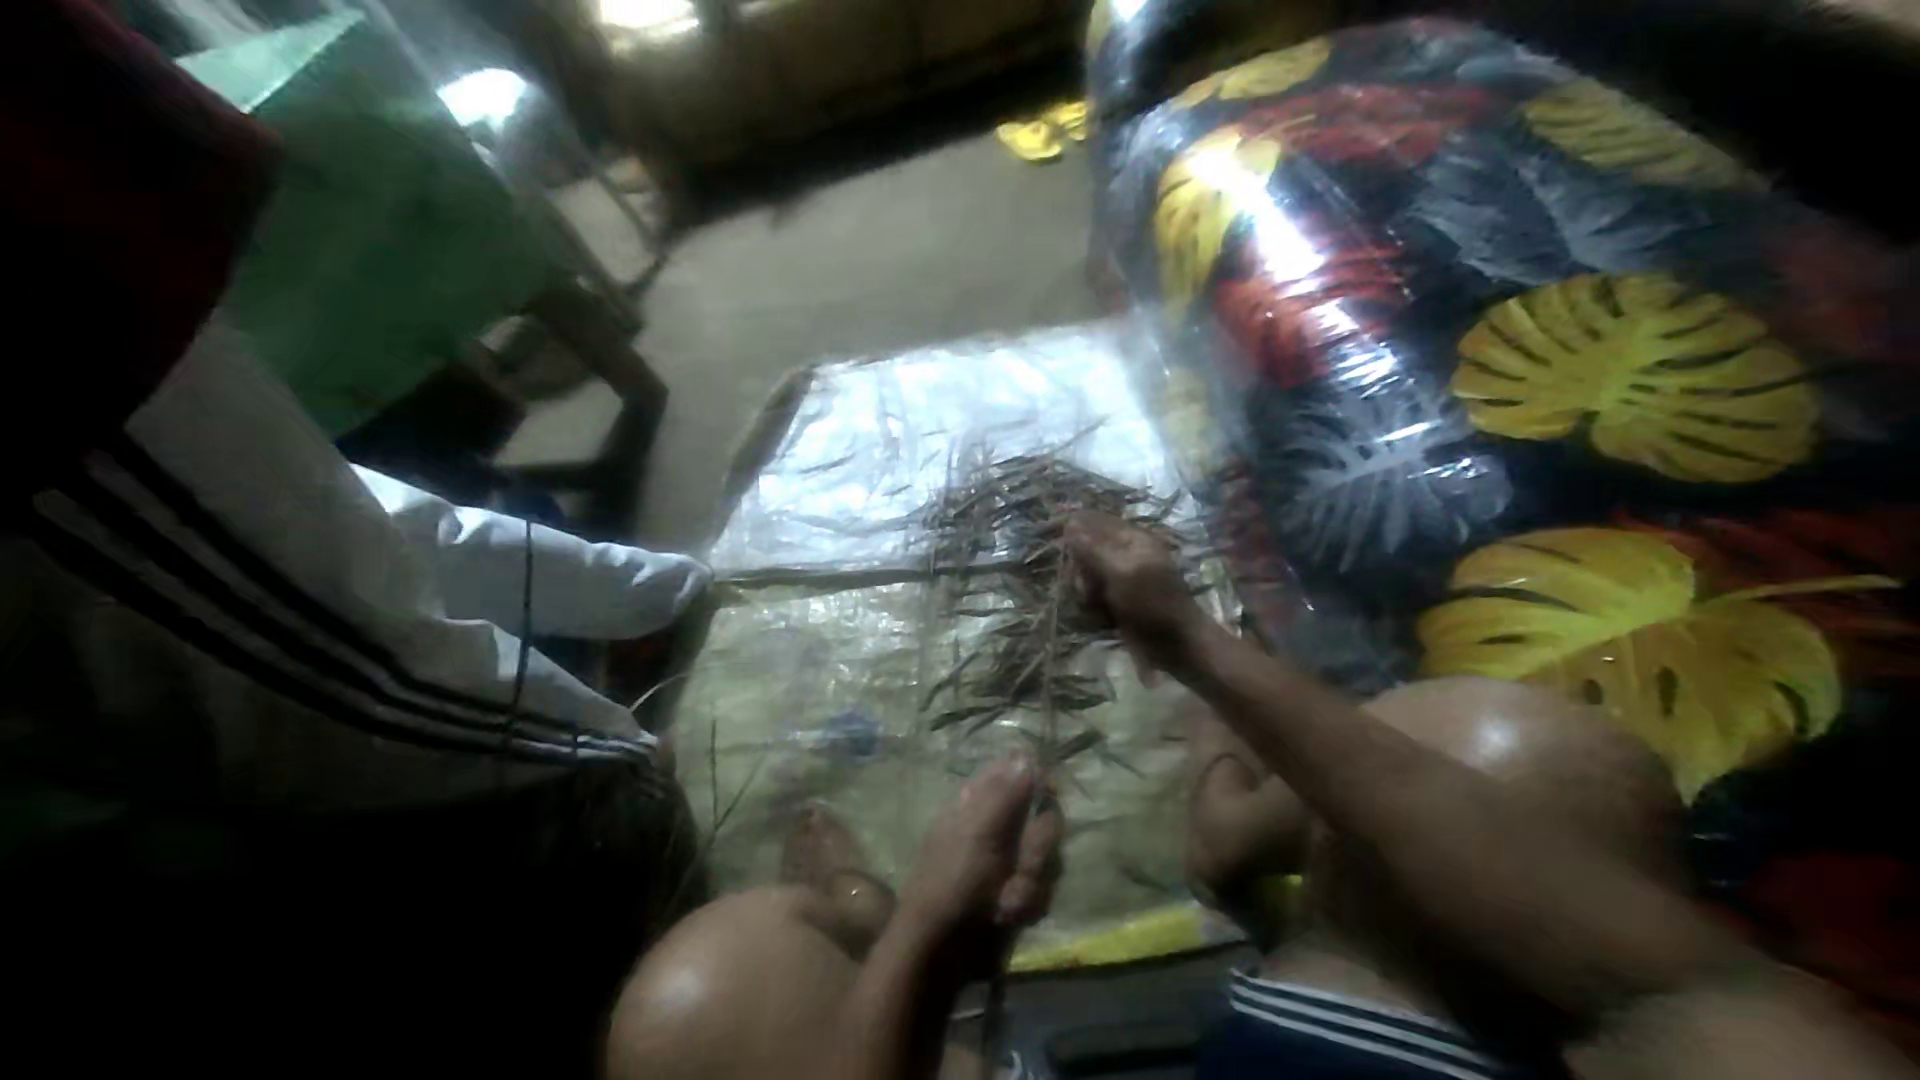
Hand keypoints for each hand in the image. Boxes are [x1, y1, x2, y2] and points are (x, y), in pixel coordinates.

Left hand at [896, 754, 1062, 945]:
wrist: (939, 950)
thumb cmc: (951, 881)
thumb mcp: (976, 832)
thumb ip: (1003, 793)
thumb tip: (1025, 754)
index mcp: (979, 804)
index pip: (1019, 776)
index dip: (1039, 784)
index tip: (1050, 794)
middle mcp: (999, 828)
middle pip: (1043, 820)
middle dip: (1036, 849)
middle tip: (1019, 869)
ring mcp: (1010, 862)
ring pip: (1047, 858)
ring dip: (1029, 883)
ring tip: (1005, 902)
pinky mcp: (1018, 893)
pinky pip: (1042, 889)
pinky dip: (1025, 904)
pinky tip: (1006, 915)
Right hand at [1063, 510, 1209, 682]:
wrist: (1177, 646)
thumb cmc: (1152, 603)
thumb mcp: (1121, 571)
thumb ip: (1093, 547)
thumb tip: (1069, 522)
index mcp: (1132, 538)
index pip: (1093, 522)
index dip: (1075, 533)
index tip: (1066, 553)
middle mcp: (1125, 554)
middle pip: (1085, 551)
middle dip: (1081, 570)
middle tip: (1089, 587)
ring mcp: (1121, 578)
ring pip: (1085, 575)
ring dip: (1086, 592)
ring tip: (1097, 606)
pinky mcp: (1117, 600)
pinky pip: (1092, 596)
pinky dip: (1093, 606)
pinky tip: (1102, 617)